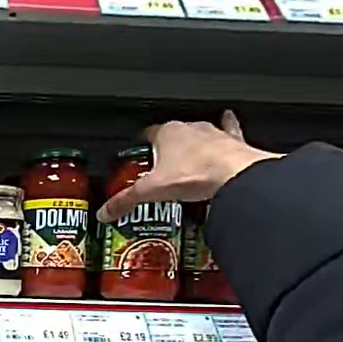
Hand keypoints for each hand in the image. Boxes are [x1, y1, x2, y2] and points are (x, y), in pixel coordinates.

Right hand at [94, 112, 279, 222]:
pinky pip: (230, 137)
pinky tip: (228, 138)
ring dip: (193, 146)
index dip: (139, 147)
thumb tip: (105, 211)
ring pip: (199, 136)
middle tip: (159, 169)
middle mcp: (191, 129)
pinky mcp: (235, 146)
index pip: (145, 134)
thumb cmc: (196, 173)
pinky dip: (228, 139)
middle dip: (165, 150)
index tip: (136, 158)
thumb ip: (124, 200)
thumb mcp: (150, 191)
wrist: (238, 176)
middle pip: (172, 137)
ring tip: (187, 163)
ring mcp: (215, 135)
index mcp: (167, 132)